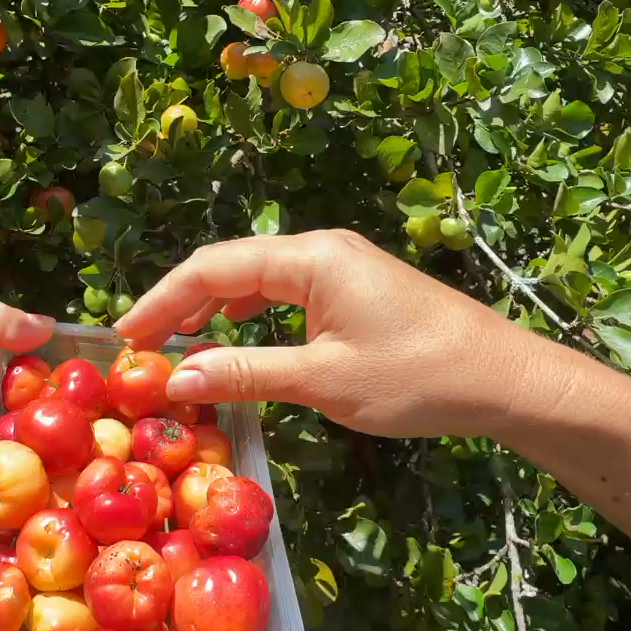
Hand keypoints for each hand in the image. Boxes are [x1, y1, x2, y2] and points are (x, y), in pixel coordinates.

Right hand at [114, 231, 563, 438]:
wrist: (506, 379)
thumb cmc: (418, 378)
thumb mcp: (324, 381)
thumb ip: (246, 373)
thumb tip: (175, 378)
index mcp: (310, 257)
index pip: (213, 268)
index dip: (162, 301)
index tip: (124, 336)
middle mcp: (319, 249)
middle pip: (229, 266)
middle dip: (180, 303)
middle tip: (140, 344)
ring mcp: (338, 266)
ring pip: (254, 277)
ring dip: (212, 307)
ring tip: (173, 341)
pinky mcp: (351, 288)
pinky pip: (282, 292)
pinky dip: (248, 313)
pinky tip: (231, 333)